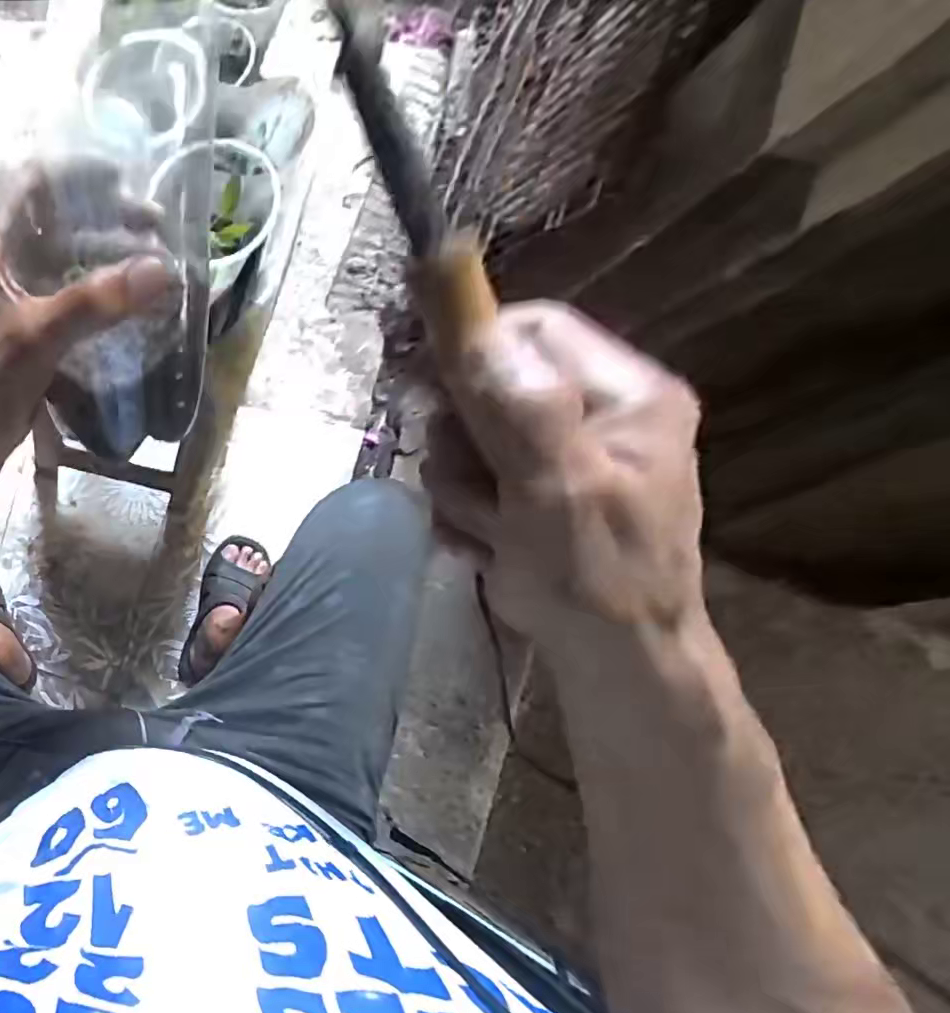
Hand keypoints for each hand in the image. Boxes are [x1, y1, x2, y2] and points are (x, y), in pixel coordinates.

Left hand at [0, 160, 177, 470]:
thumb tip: (160, 270)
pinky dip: (104, 279)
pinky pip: (74, 283)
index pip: (33, 184)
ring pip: (69, 250)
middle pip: (59, 214)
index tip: (125, 179)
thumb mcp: (39, 336)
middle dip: (107, 212)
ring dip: (110, 246)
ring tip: (153, 253)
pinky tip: (134, 288)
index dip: (77, 172)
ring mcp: (21, 290)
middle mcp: (5, 261)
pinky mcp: (36, 318)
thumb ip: (93, 301)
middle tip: (153, 223)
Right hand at [422, 302, 705, 645]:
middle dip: (457, 435)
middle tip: (465, 479)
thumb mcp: (557, 488)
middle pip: (486, 383)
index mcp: (622, 393)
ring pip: (463, 434)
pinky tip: (482, 535)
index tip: (423, 390)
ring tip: (485, 522)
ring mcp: (553, 450)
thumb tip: (475, 335)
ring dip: (455, 479)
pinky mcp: (523, 484)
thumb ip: (520, 410)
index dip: (470, 349)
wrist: (609, 650)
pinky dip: (458, 504)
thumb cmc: (596, 571)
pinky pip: (463, 472)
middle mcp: (589, 411)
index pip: (531, 328)